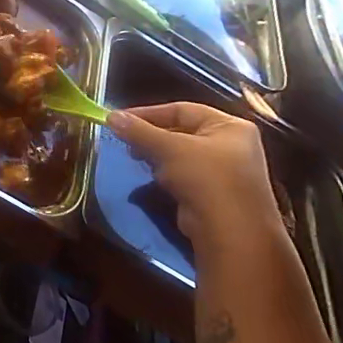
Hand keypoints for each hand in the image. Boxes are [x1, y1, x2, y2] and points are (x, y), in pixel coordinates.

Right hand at [107, 102, 282, 253]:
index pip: (182, 110)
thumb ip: (140, 131)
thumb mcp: (170, 149)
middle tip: (126, 142)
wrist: (231, 232)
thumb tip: (111, 116)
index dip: (149, 113)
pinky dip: (167, 175)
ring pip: (181, 155)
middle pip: (182, 132)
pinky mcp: (213, 193)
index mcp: (230, 125)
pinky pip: (185, 175)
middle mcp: (231, 144)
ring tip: (136, 159)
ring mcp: (224, 171)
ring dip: (158, 157)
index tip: (119, 119)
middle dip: (152, 136)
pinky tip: (153, 179)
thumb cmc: (206, 179)